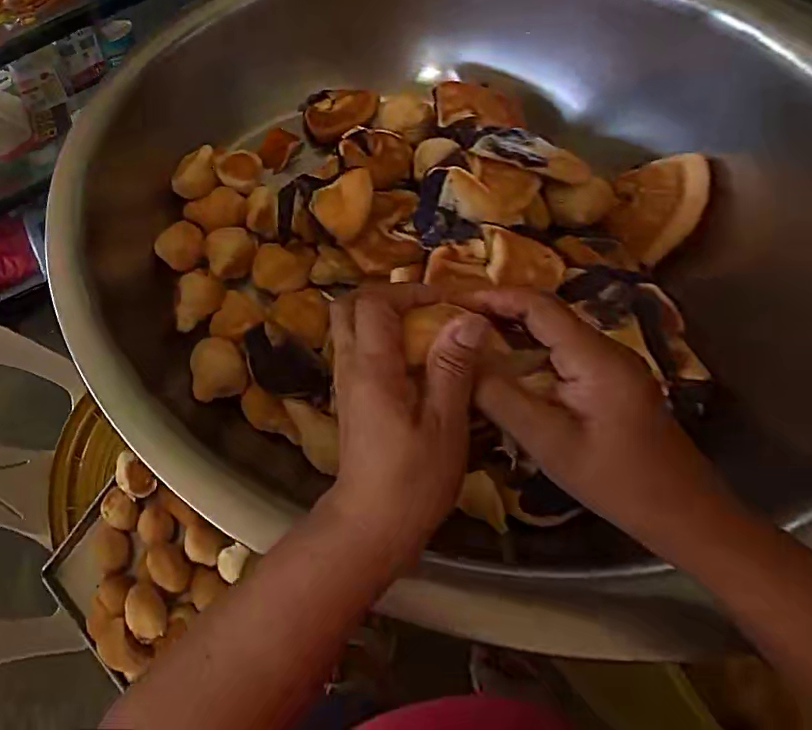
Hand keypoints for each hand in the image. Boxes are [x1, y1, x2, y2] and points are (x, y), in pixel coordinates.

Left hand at [324, 284, 502, 563]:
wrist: (372, 520)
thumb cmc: (414, 477)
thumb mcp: (445, 424)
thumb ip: (452, 367)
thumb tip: (467, 318)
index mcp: (371, 366)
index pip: (375, 302)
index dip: (410, 291)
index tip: (447, 300)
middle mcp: (349, 364)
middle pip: (349, 305)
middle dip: (387, 295)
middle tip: (428, 307)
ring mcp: (344, 379)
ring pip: (348, 325)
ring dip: (380, 315)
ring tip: (425, 329)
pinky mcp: (348, 394)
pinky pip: (355, 347)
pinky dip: (378, 338)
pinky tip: (413, 359)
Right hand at [458, 288, 732, 545]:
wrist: (690, 519)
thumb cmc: (618, 483)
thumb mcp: (548, 442)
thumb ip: (498, 395)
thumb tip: (457, 355)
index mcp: (596, 358)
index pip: (538, 305)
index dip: (491, 296)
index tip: (450, 300)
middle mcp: (607, 350)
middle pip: (545, 311)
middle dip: (495, 307)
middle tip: (449, 315)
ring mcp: (612, 364)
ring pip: (553, 329)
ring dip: (510, 325)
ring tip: (466, 333)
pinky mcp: (611, 380)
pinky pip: (562, 349)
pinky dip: (527, 346)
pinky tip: (502, 360)